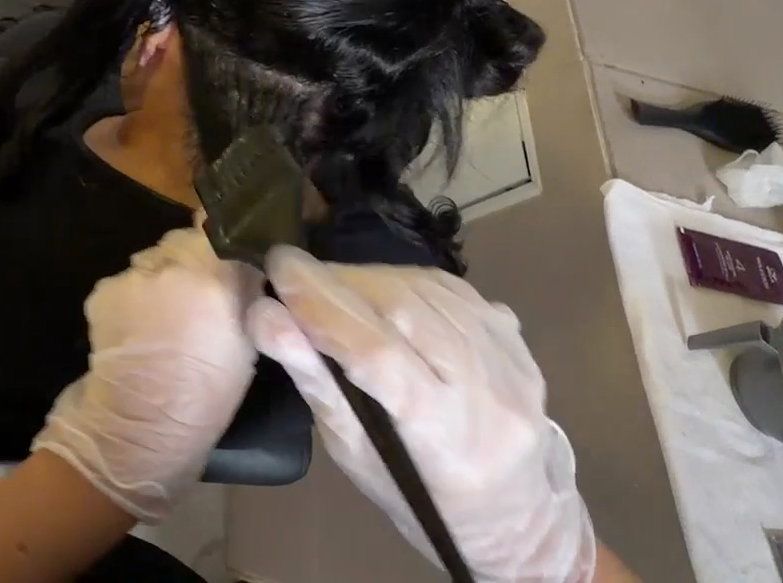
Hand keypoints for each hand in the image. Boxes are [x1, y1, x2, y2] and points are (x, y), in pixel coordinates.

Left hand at [32, 222, 260, 521]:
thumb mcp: (246, 343)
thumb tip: (244, 264)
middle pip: (182, 242)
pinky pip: (123, 283)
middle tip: (191, 297)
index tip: (221, 257)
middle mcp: (174, 264)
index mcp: (217, 276)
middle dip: (188, 262)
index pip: (219, 229)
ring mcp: (135, 274)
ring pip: (151, 262)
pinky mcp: (103, 289)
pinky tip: (133, 330)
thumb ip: (243, 292)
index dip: (219, 241)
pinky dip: (128, 299)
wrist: (141, 427)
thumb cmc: (207, 395)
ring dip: (158, 280)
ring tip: (159, 320)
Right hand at [247, 247, 596, 581]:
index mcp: (443, 436)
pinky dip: (400, 278)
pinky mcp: (516, 335)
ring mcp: (508, 357)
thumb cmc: (419, 496)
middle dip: (337, 282)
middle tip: (295, 277)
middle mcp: (486, 390)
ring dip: (365, 276)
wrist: (516, 513)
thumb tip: (266, 318)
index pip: (377, 353)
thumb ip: (314, 381)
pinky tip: (378, 291)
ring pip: (424, 286)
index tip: (278, 270)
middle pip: (401, 308)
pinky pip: (448, 285)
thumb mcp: (354, 452)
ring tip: (331, 285)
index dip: (322, 306)